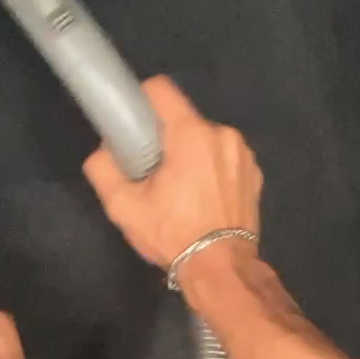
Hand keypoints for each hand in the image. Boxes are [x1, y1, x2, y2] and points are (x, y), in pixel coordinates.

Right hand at [83, 76, 262, 279]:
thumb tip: (104, 151)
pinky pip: (225, 158)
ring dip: (191, 154)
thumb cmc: (172, 233)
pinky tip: (203, 198)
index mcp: (191, 134)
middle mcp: (222, 134)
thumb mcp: (123, 206)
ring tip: (180, 189)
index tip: (132, 122)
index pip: (161, 90)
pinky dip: (212, 169)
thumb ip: (103, 169)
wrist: (221, 268)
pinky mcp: (255, 174)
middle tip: (153, 170)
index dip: (141, 100)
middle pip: (183, 119)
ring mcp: (243, 154)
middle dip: (166, 138)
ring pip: (205, 139)